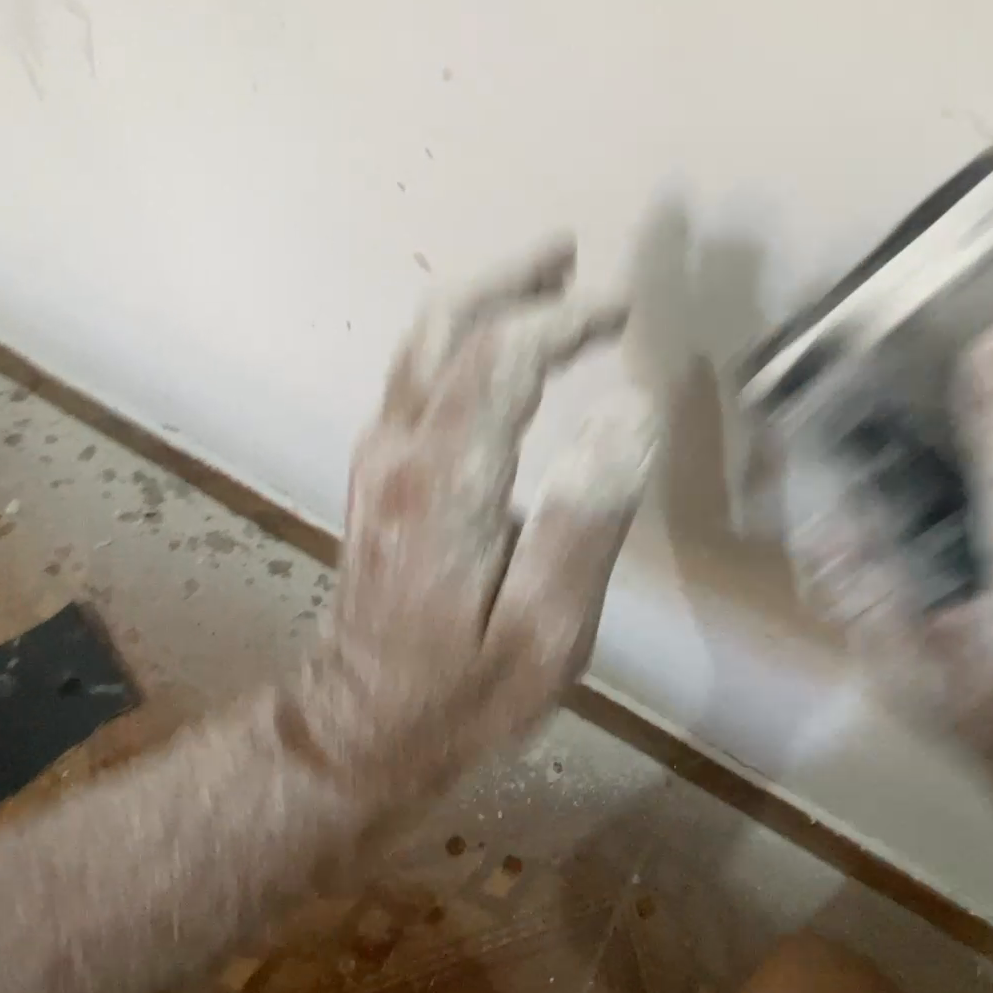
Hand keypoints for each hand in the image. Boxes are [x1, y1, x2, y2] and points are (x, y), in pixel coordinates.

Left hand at [274, 238, 659, 804]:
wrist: (360, 734)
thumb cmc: (463, 697)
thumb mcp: (546, 632)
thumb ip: (586, 519)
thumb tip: (632, 413)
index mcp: (445, 484)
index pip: (502, 358)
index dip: (564, 321)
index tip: (622, 311)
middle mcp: (399, 453)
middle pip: (446, 328)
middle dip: (514, 282)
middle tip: (572, 259)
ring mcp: (378, 462)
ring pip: (423, 347)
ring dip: (486, 302)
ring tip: (546, 284)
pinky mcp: (377, 479)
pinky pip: (417, 380)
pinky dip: (463, 342)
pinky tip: (497, 351)